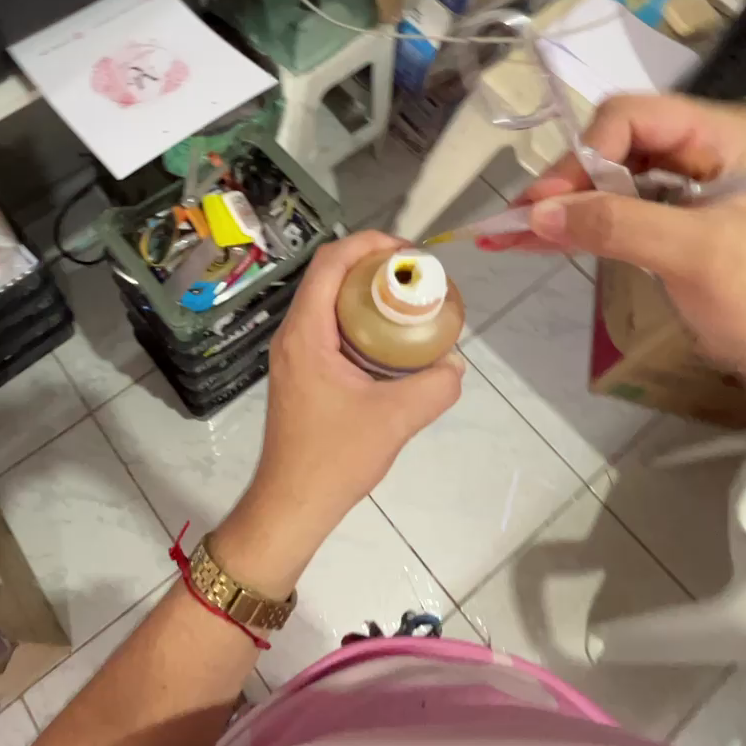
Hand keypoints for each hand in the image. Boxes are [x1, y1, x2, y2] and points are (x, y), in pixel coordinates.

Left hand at [212, 231, 463, 595]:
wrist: (291, 502)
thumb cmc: (334, 458)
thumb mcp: (394, 420)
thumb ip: (433, 388)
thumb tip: (454, 364)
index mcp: (305, 333)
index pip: (330, 263)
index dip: (369, 244)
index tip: (409, 251)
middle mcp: (292, 334)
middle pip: (328, 276)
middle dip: (372, 264)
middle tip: (415, 275)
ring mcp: (292, 353)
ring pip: (327, 301)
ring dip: (364, 292)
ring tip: (406, 301)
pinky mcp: (299, 371)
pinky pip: (327, 326)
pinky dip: (357, 319)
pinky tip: (388, 340)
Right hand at [483, 95, 745, 373]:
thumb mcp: (694, 255)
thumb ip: (616, 225)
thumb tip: (535, 212)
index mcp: (719, 135)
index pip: (629, 119)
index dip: (581, 155)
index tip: (545, 203)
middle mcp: (695, 148)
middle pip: (606, 146)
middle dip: (560, 184)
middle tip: (517, 221)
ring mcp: (677, 186)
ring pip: (598, 180)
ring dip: (554, 207)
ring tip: (504, 234)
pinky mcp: (662, 220)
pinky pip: (604, 212)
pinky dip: (567, 227)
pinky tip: (527, 242)